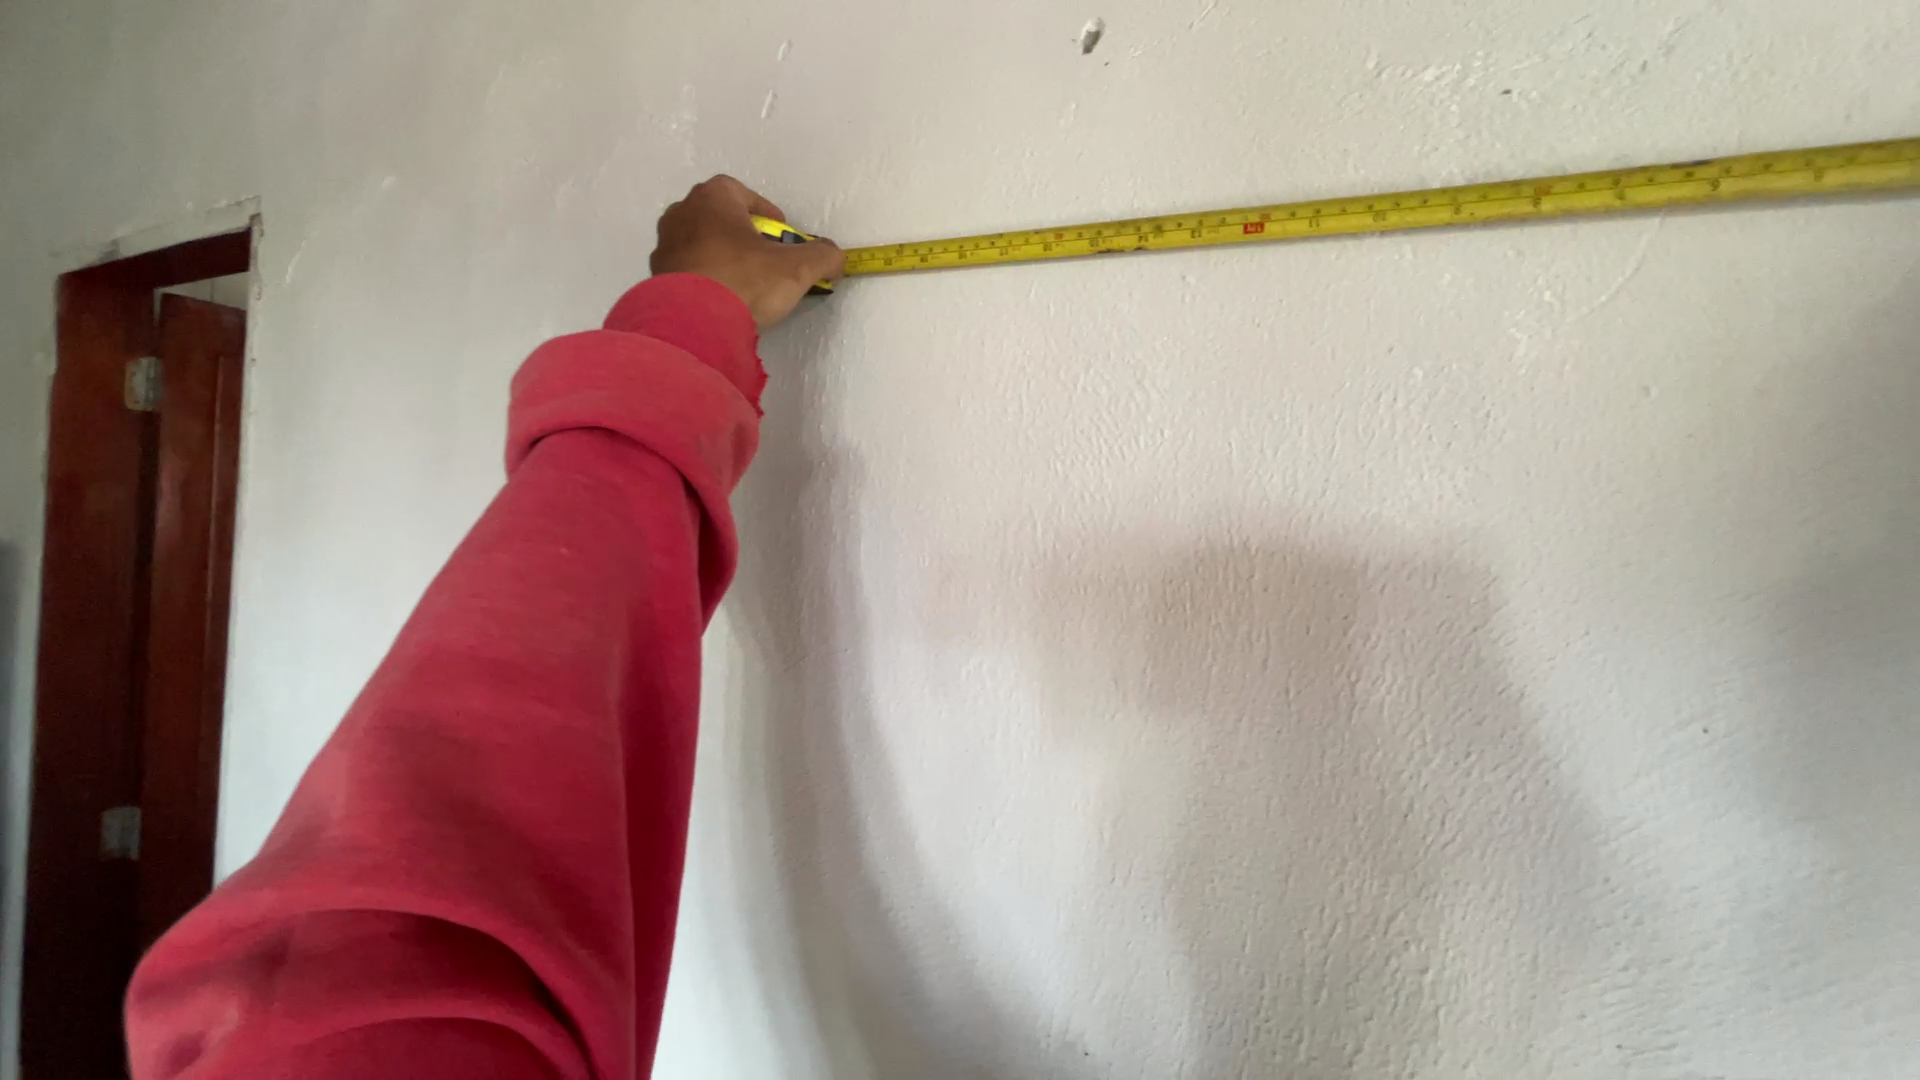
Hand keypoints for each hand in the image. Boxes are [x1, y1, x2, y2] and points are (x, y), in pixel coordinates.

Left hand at [650, 175, 845, 327]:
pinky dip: (704, 277)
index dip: (763, 209)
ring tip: (743, 280)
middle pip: (718, 216)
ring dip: (721, 254)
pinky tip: (722, 298)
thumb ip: (822, 257)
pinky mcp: (658, 277)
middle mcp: (682, 213)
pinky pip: (687, 269)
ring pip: (700, 242)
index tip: (780, 232)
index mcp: (713, 199)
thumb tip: (837, 256)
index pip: (739, 191)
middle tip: (764, 256)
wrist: (695, 323)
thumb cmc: (746, 282)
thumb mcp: (797, 268)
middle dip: (742, 232)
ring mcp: (665, 245)